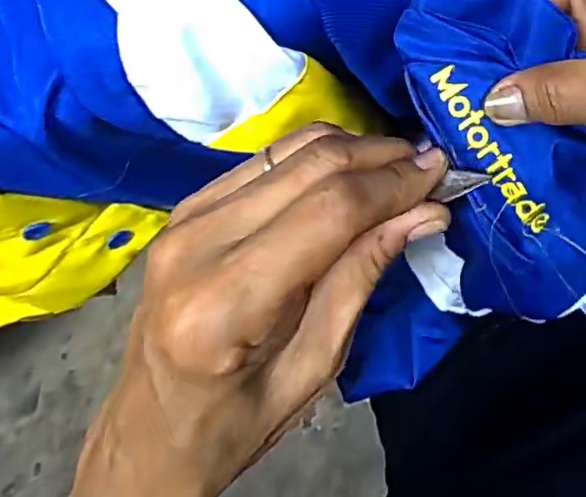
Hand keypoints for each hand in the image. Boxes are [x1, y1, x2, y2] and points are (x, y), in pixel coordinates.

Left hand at [72, 125, 450, 496]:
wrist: (142, 439)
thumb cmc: (234, 420)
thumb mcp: (316, 363)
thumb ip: (366, 274)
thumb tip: (430, 211)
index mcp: (223, 305)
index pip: (332, 210)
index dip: (396, 183)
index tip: (443, 174)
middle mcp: (197, 245)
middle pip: (318, 164)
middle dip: (388, 157)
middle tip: (431, 168)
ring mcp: (189, 218)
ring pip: (300, 146)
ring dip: (362, 148)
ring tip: (398, 171)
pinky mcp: (192, 205)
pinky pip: (278, 152)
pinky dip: (328, 152)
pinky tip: (354, 173)